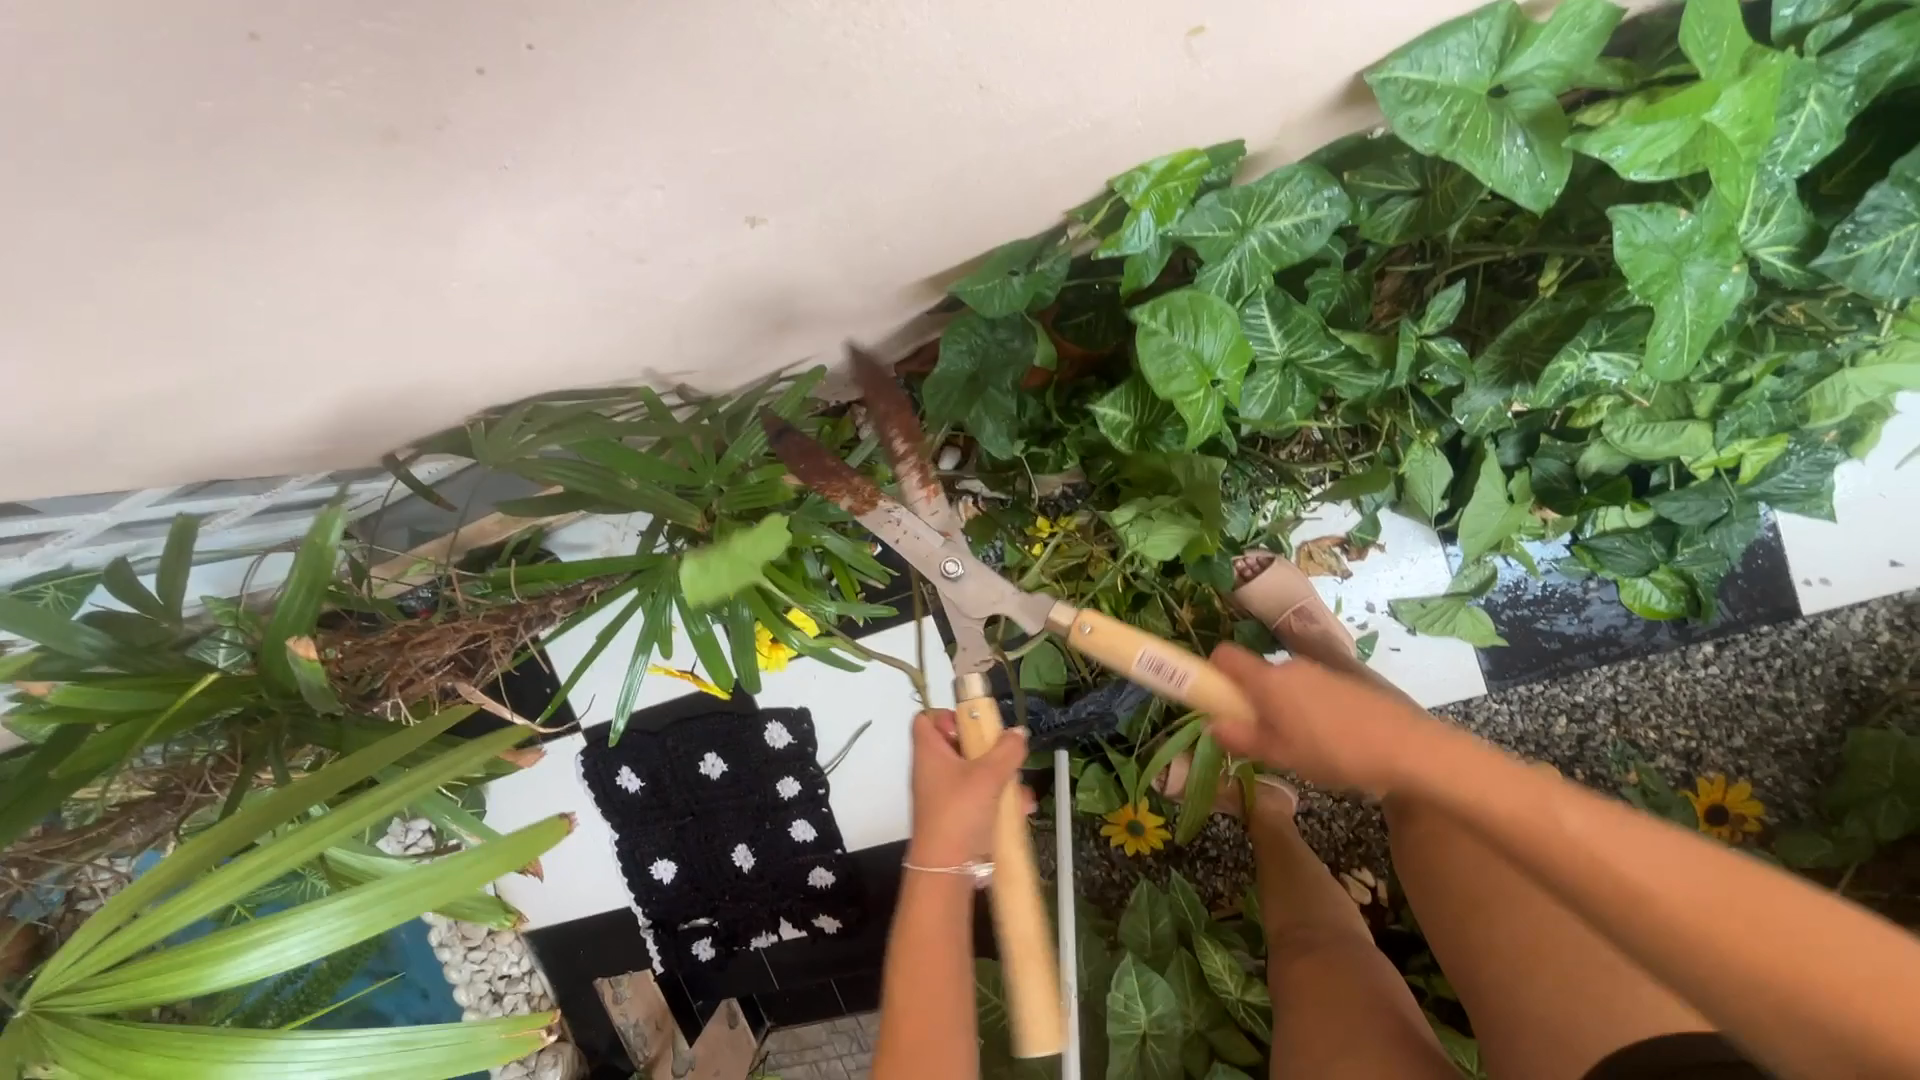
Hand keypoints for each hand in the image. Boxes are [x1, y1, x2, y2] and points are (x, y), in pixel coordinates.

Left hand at [906, 710, 1028, 866]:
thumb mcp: (988, 775)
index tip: (974, 722)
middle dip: (988, 750)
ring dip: (1001, 778)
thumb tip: (1018, 733)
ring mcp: (945, 795)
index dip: (948, 715)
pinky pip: (980, 799)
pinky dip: (999, 802)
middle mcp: (933, 770)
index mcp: (929, 752)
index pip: (926, 718)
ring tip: (1019, 789)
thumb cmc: (960, 811)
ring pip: (975, 774)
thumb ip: (1007, 750)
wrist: (947, 870)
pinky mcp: (958, 817)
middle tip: (1005, 754)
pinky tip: (1021, 809)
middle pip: (958, 745)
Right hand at [1206, 644, 1443, 795]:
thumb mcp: (1280, 755)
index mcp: (1268, 681)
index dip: (1212, 673)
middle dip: (1251, 702)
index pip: (1224, 656)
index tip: (1216, 702)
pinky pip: (1311, 689)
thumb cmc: (1336, 752)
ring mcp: (1320, 671)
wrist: (1410, 748)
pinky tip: (1329, 742)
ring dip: (1281, 708)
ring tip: (1301, 748)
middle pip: (1255, 674)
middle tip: (1262, 739)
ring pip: (1285, 684)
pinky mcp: (1345, 680)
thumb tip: (1212, 725)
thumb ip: (1242, 738)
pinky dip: (1308, 709)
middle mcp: (1291, 666)